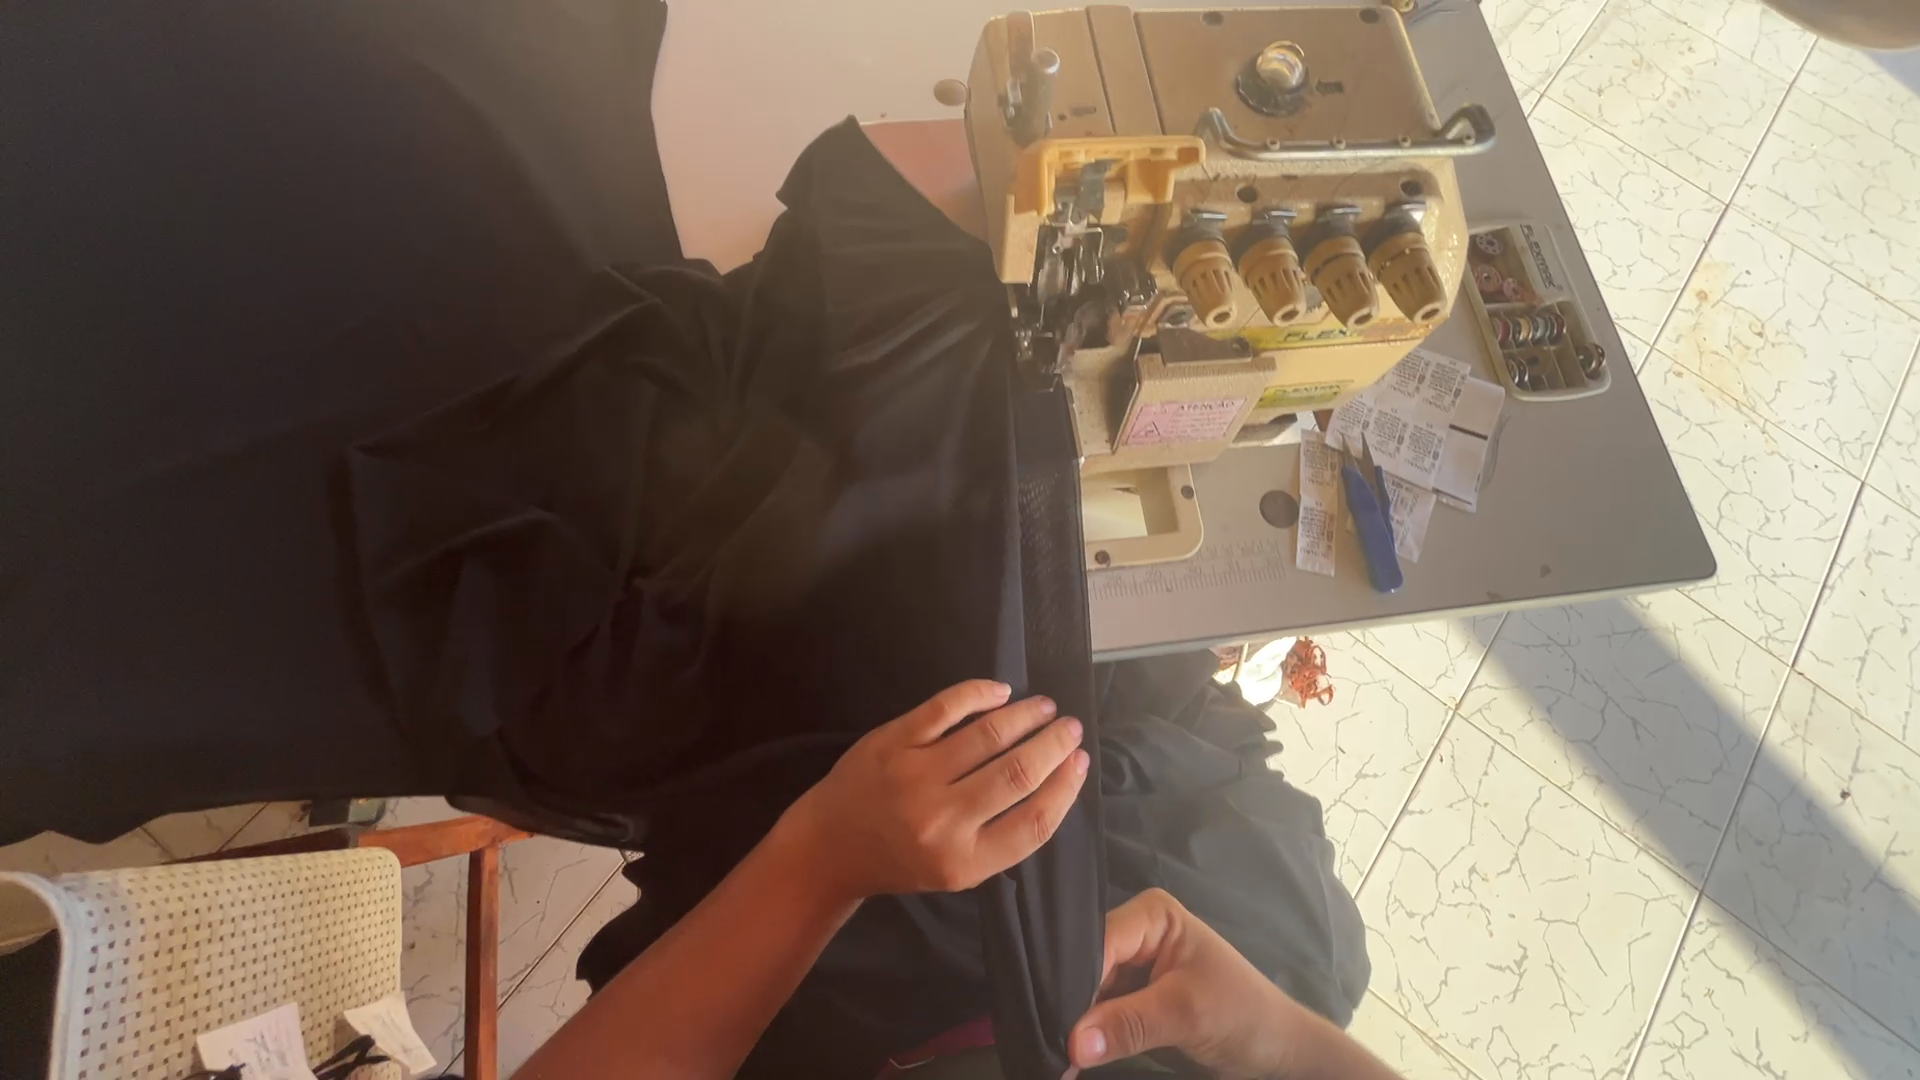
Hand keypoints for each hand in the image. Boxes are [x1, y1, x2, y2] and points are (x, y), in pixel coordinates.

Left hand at [775, 679, 1088, 902]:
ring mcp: (916, 776)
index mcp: (965, 860)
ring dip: (1026, 716)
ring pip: (988, 735)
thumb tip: (1052, 781)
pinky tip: (1002, 692)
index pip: (1033, 822)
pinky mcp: (894, 742)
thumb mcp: (957, 868)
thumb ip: (1001, 834)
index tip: (1081, 762)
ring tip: (1045, 707)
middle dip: (1053, 744)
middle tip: (1071, 727)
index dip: (1066, 788)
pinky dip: (980, 694)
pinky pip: (946, 707)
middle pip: (1017, 773)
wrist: (831, 846)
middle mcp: (943, 819)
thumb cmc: (900, 858)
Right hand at [1071, 888, 1302, 1076]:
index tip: (1051, 1019)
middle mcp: (1137, 930)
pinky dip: (1090, 1029)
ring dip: (1077, 1018)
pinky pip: (1103, 1005)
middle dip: (1071, 1000)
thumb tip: (1071, 1045)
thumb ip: (1128, 1025)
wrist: (1281, 1051)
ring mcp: (1136, 962)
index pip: (1099, 940)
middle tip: (1047, 1037)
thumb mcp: (1185, 1015)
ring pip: (1091, 986)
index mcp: (1151, 914)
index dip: (1074, 979)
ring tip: (1050, 1046)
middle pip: (1089, 961)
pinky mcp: (1136, 993)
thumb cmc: (1241, 1015)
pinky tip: (1067, 1051)